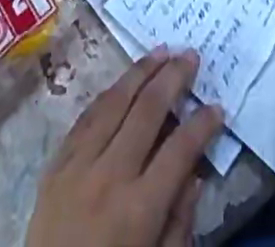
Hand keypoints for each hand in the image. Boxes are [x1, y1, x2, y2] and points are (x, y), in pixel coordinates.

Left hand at [26, 51, 222, 246]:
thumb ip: (179, 223)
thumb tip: (195, 174)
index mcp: (139, 207)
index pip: (179, 151)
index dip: (202, 125)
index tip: (218, 106)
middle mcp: (109, 175)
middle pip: (145, 112)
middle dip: (172, 79)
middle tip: (191, 55)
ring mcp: (78, 164)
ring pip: (112, 103)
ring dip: (138, 73)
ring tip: (160, 52)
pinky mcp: (56, 163)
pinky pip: (84, 118)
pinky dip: (107, 95)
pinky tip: (121, 81)